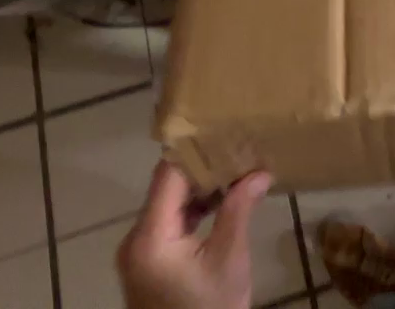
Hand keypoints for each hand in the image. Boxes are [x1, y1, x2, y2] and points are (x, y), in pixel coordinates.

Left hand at [117, 160, 272, 308]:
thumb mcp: (229, 260)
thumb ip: (238, 209)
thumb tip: (260, 172)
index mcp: (149, 236)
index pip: (168, 174)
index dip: (196, 150)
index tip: (226, 132)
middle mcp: (134, 238)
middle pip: (166, 185)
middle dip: (203, 166)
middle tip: (237, 148)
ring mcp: (138, 251)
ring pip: (168, 201)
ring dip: (200, 186)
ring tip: (236, 168)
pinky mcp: (147, 261)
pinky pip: (168, 220)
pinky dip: (192, 208)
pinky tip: (222, 199)